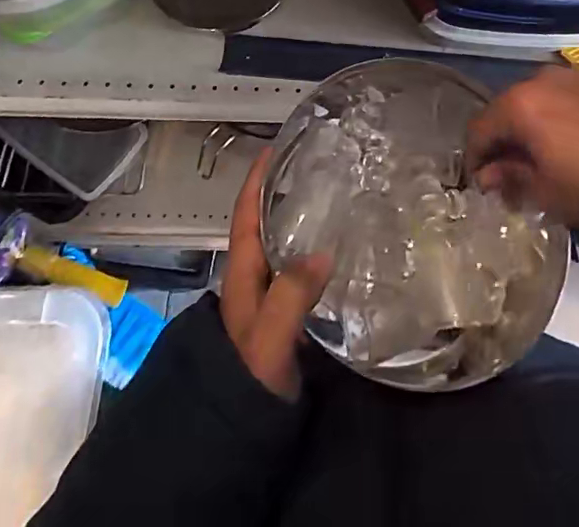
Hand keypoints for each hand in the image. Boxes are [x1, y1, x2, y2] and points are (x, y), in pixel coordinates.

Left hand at [221, 149, 332, 399]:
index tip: (272, 149)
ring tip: (332, 198)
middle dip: (280, 192)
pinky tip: (338, 249)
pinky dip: (313, 250)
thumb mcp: (268, 336)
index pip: (245, 215)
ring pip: (281, 245)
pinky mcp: (284, 313)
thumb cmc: (249, 377)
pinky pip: (298, 269)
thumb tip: (322, 251)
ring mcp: (267, 297)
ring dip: (297, 219)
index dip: (256, 181)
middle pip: (263, 224)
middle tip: (314, 169)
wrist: (239, 428)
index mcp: (241, 274)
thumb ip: (290, 296)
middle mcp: (251, 278)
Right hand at [466, 66, 578, 230]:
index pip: (479, 129)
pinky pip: (576, 93)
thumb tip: (489, 176)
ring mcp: (578, 72)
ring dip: (540, 123)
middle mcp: (543, 78)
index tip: (486, 182)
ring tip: (557, 152)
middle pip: (510, 108)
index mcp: (520, 105)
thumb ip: (511, 180)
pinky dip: (571, 112)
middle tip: (521, 170)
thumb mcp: (550, 195)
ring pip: (544, 97)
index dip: (476, 159)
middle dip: (509, 139)